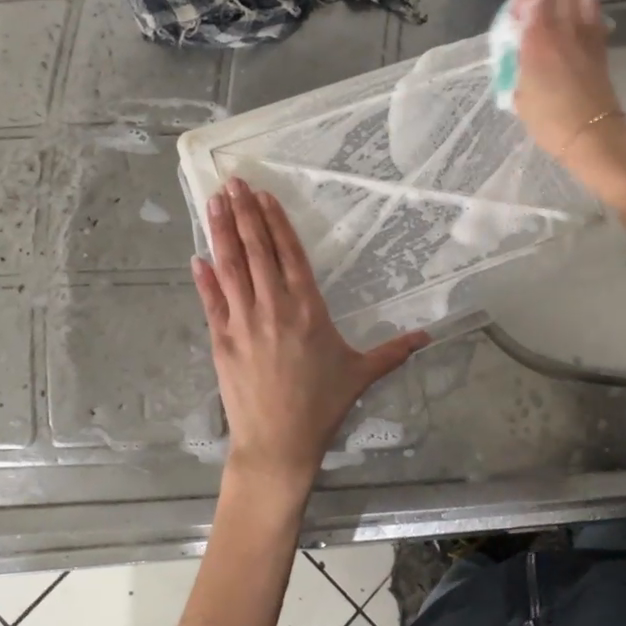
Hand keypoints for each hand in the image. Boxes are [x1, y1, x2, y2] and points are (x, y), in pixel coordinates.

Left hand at [192, 178, 429, 487]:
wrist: (278, 443)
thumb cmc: (322, 405)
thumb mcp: (361, 374)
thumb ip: (393, 350)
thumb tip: (429, 337)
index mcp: (308, 308)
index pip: (290, 253)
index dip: (276, 221)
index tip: (264, 195)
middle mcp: (274, 306)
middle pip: (257, 250)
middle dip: (244, 213)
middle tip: (233, 181)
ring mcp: (243, 321)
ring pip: (230, 266)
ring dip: (221, 231)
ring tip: (214, 201)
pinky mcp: (221, 340)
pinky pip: (211, 301)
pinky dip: (204, 277)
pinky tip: (197, 254)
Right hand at [511, 0, 625, 208]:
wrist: (592, 136)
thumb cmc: (550, 121)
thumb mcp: (520, 95)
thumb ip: (519, 65)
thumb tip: (521, 53)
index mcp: (539, 38)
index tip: (519, 13)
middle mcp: (565, 28)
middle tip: (540, 4)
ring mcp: (588, 35)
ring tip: (562, 6)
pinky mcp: (602, 47)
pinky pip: (595, 15)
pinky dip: (587, 10)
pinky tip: (579, 21)